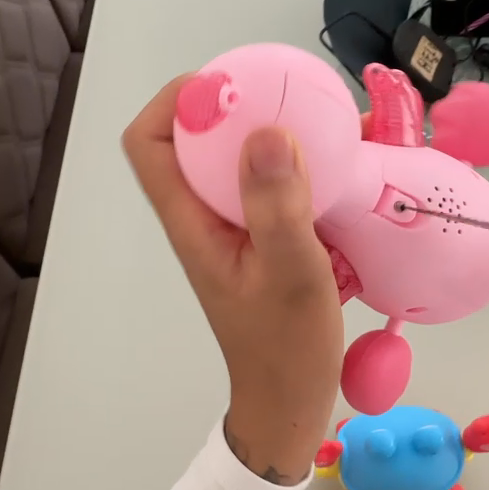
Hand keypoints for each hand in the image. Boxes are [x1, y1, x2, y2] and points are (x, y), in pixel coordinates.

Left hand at [123, 76, 343, 484]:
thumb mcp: (290, 276)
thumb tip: (266, 133)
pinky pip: (267, 187)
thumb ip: (277, 208)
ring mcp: (233, 231)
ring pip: (234, 162)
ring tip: (320, 120)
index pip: (150, 144)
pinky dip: (295, 166)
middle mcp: (205, 219)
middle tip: (289, 95)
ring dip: (268, 134)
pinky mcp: (261, 241)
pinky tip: (338, 165)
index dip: (178, 102)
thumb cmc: (286, 349)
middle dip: (234, 107)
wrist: (291, 401)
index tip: (234, 87)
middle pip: (193, 142)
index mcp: (193, 225)